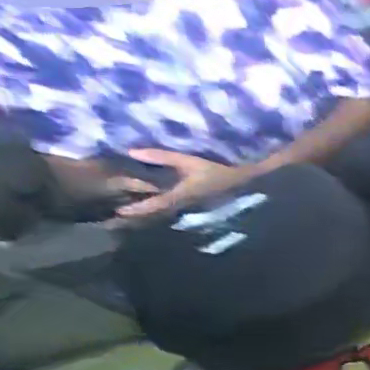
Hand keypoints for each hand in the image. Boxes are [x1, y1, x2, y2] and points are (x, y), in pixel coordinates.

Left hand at [112, 148, 257, 222]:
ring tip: (133, 214)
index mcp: (184, 196)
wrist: (250, 185)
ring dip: (151, 215)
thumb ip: (163, 157)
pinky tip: (156, 209)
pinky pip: (177, 211)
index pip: (156, 204)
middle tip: (119, 217)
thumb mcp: (191, 161)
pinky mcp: (200, 208)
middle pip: (160, 214)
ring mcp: (195, 209)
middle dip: (141, 216)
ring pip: (168, 215)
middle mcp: (188, 206)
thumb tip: (131, 152)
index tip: (120, 211)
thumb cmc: (221, 171)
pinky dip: (163, 211)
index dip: (138, 208)